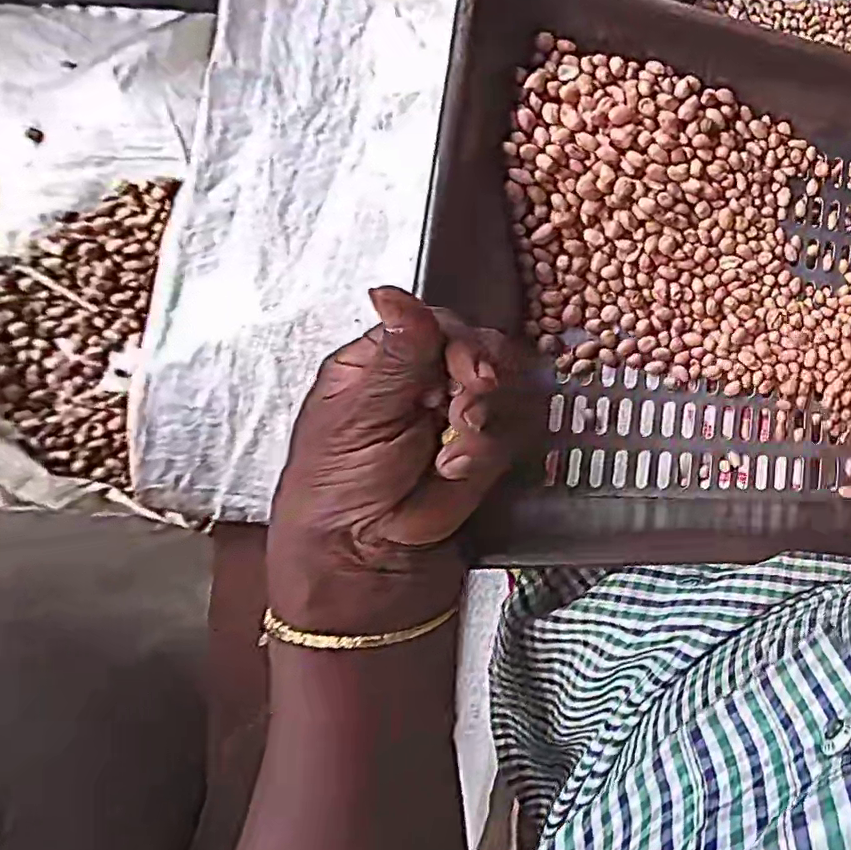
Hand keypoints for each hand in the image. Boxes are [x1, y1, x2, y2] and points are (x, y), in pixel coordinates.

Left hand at [268, 287, 523, 634]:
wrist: (369, 556)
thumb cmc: (339, 486)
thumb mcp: (359, 415)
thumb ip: (395, 356)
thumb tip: (392, 293)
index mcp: (383, 362)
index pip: (437, 326)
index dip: (459, 341)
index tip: (467, 368)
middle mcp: (427, 380)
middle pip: (480, 349)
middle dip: (479, 378)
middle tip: (466, 408)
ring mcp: (461, 410)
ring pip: (503, 387)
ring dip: (482, 420)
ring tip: (450, 452)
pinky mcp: (487, 442)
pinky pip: (511, 427)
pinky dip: (487, 449)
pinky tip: (456, 468)